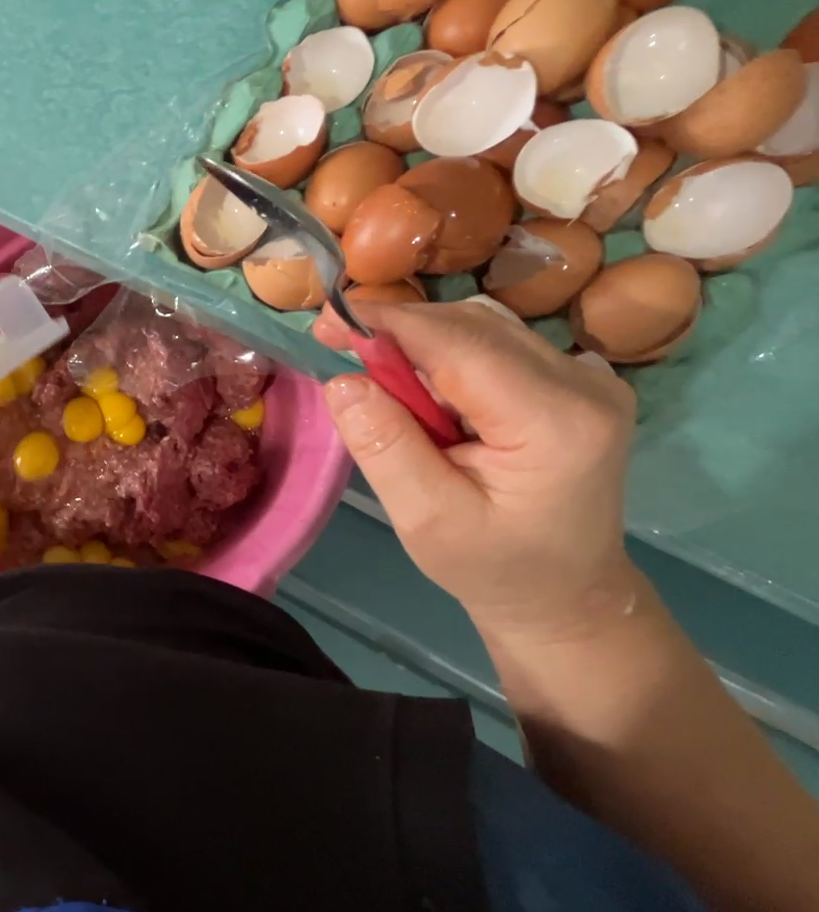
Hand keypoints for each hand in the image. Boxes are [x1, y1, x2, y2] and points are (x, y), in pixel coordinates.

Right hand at [312, 301, 639, 641]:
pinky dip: (442, 356)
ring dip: (417, 343)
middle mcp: (582, 385)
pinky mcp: (571, 385)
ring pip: (484, 331)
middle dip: (398, 330)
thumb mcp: (424, 517)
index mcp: (554, 421)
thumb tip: (342, 382)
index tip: (327, 320)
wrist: (562, 591)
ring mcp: (584, 380)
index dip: (391, 325)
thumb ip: (385, 447)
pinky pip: (495, 347)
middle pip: (474, 328)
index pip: (462, 346)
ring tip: (370, 375)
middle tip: (331, 344)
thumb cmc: (490, 565)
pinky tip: (416, 388)